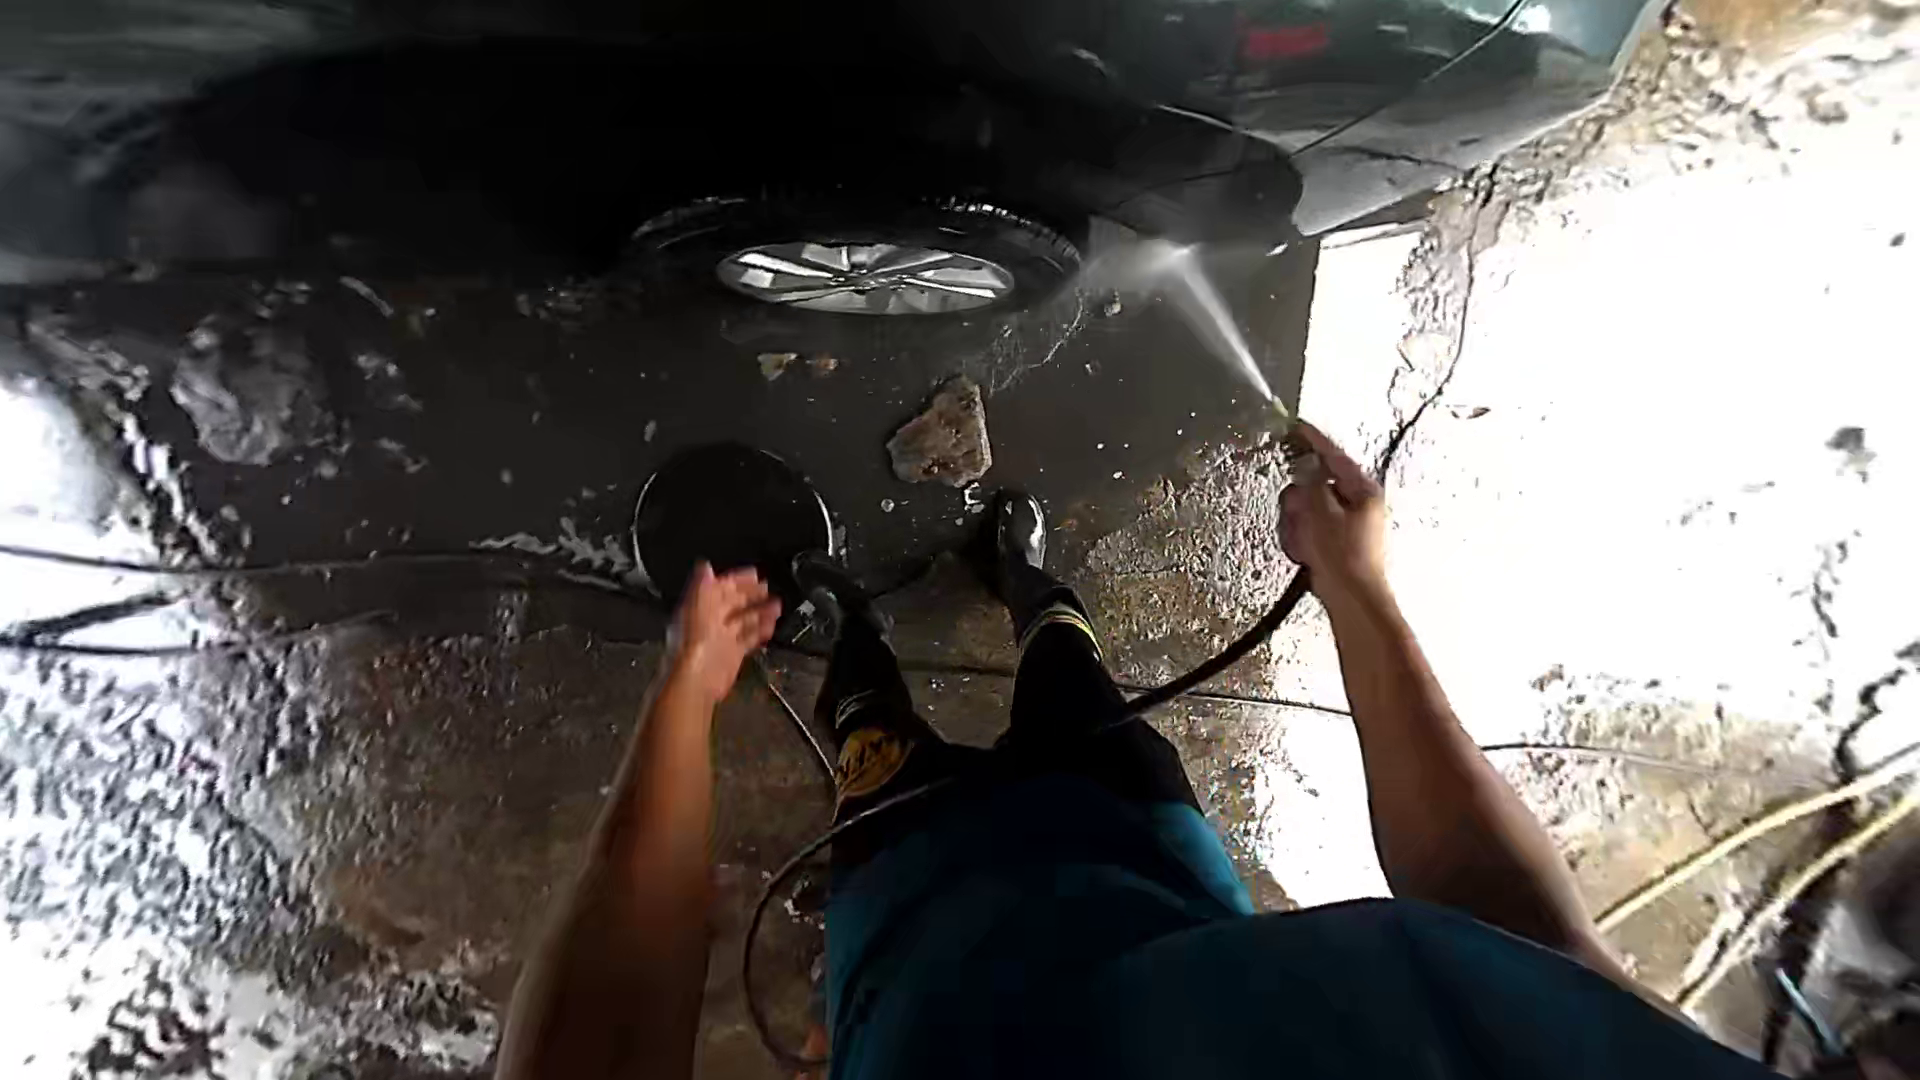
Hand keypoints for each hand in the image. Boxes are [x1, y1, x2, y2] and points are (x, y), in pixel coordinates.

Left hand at [666, 562, 781, 704]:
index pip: (720, 588)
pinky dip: (761, 630)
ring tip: (777, 605)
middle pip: (733, 603)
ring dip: (760, 611)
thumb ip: (703, 585)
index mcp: (700, 607)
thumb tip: (705, 565)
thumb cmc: (695, 641)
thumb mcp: (698, 606)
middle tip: (768, 587)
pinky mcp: (733, 654)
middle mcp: (710, 621)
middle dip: (751, 594)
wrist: (697, 679)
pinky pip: (749, 638)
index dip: (737, 580)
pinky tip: (772, 624)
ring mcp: (722, 638)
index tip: (755, 574)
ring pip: (744, 620)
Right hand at [1279, 422, 1387, 605]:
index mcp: (1362, 491)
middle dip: (1299, 501)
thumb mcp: (1322, 514)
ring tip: (1303, 543)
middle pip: (1314, 484)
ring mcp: (1345, 521)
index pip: (1333, 456)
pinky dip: (1301, 535)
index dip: (1313, 440)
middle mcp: (1357, 502)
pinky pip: (1307, 526)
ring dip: (1298, 522)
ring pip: (1306, 507)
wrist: (1351, 596)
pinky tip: (1305, 551)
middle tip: (1298, 520)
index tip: (1296, 426)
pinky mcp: (1334, 538)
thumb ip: (1311, 486)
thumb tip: (1303, 467)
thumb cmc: (1343, 556)